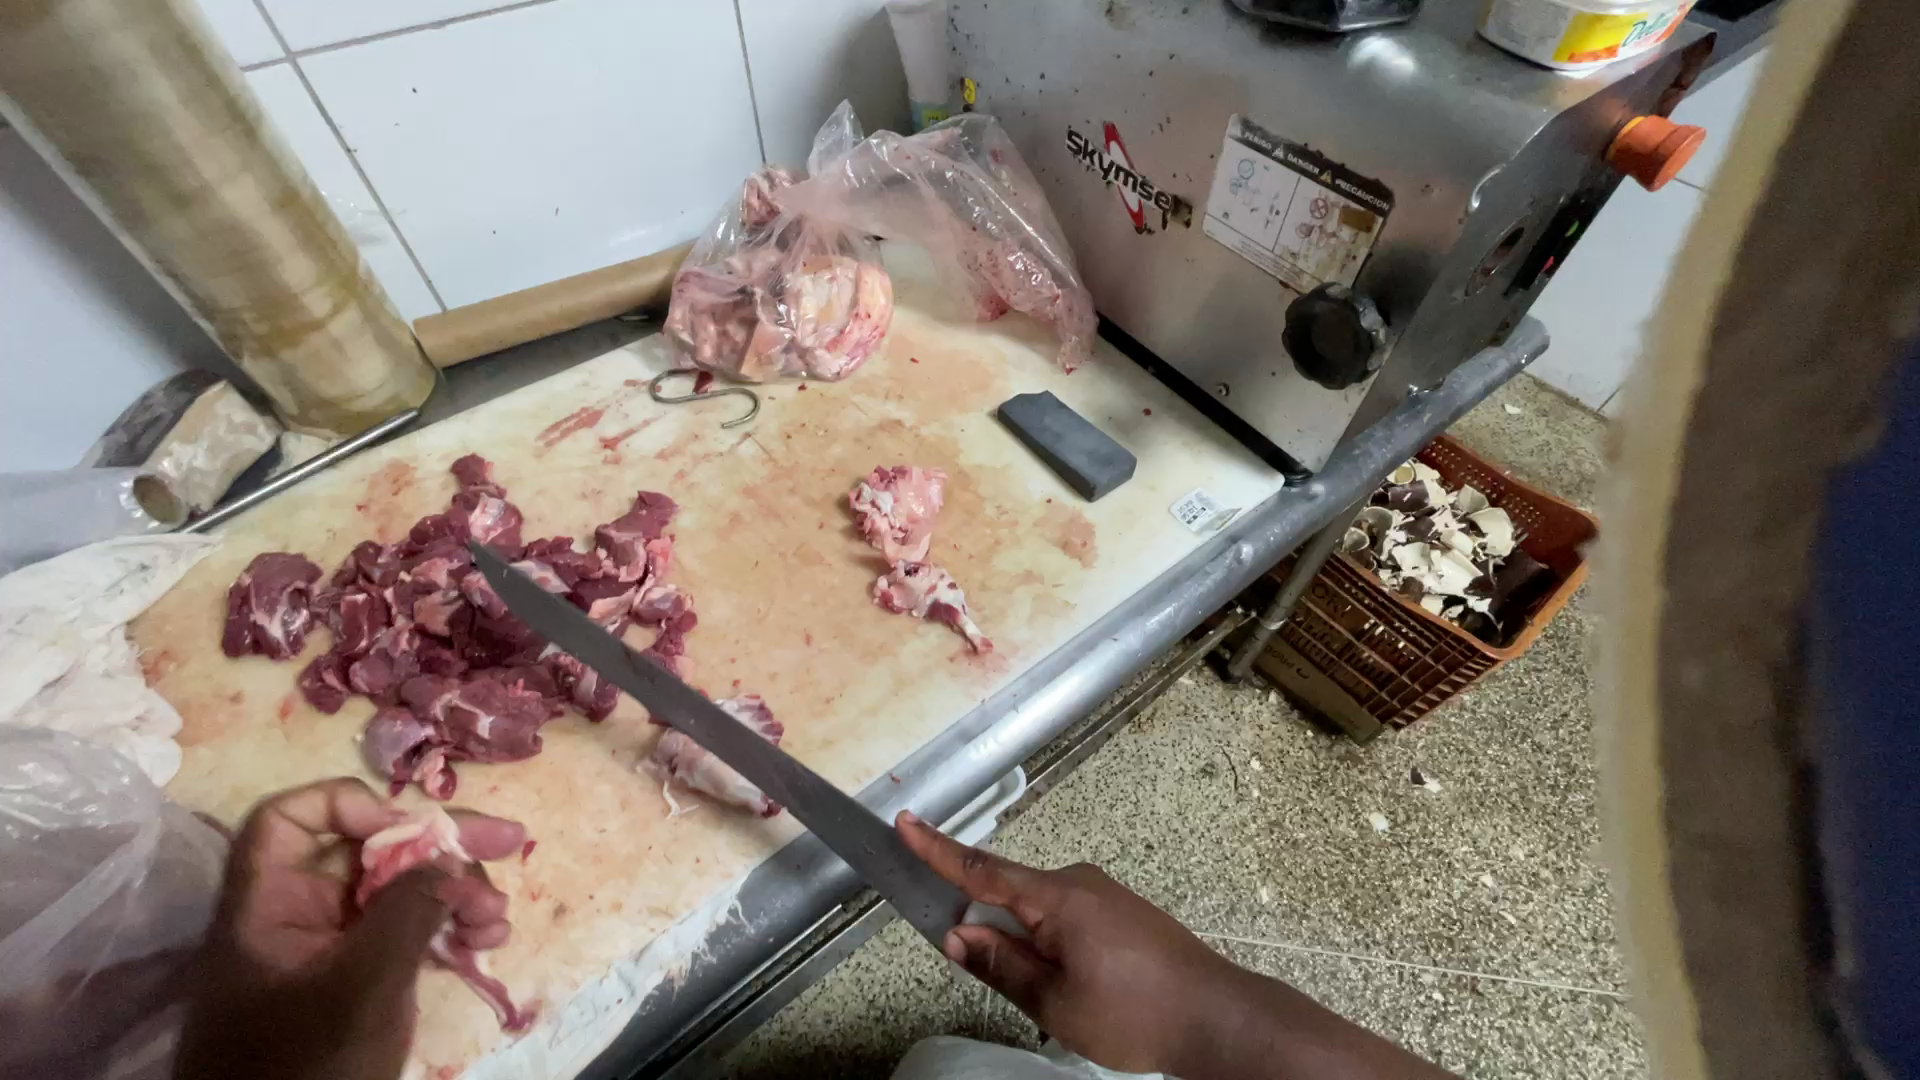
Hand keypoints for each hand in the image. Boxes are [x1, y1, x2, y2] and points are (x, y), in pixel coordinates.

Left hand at [174, 779, 524, 1079]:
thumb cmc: (306, 1069)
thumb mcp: (362, 986)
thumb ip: (409, 909)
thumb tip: (452, 858)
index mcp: (269, 909)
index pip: (289, 819)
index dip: (350, 806)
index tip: (408, 832)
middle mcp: (300, 914)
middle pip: (374, 847)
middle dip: (446, 846)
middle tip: (511, 842)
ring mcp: (334, 944)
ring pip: (406, 884)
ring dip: (462, 890)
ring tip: (497, 919)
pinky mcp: (363, 971)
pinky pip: (415, 922)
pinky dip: (456, 923)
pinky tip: (488, 940)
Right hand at [896, 810, 1241, 1073]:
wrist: (1215, 1013)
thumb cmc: (1133, 1011)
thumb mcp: (1055, 1001)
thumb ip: (1000, 963)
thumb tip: (958, 934)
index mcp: (1054, 896)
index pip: (980, 867)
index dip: (937, 848)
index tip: (904, 822)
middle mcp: (1075, 880)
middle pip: (1009, 893)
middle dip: (992, 929)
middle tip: (1009, 979)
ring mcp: (1100, 890)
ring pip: (1039, 910)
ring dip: (1028, 944)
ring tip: (1060, 998)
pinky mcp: (1117, 906)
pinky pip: (1065, 913)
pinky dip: (1052, 941)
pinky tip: (1078, 983)